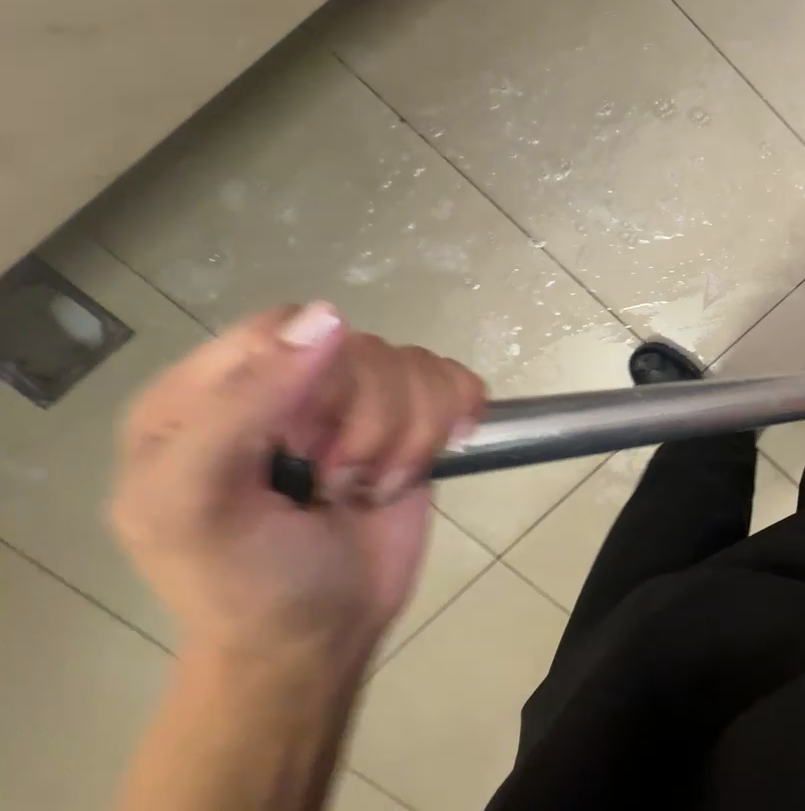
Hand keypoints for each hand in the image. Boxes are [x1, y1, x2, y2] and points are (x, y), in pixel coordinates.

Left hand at [112, 303, 485, 667]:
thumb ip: (244, 405)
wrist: (320, 638)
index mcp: (205, 396)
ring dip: (410, 435)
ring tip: (372, 487)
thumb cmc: (245, 581)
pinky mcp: (413, 421)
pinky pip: (455, 380)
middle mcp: (284, 388)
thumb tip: (331, 315)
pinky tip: (422, 465)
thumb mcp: (200, 503)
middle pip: (363, 348)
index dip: (314, 377)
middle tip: (336, 483)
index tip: (303, 446)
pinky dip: (452, 422)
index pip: (282, 328)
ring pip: (416, 365)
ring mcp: (355, 404)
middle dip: (368, 423)